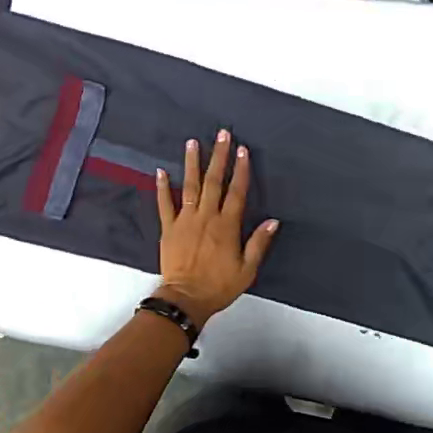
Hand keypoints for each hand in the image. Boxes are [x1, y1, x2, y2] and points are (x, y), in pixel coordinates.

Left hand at [152, 130, 279, 327]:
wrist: (186, 298)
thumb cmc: (219, 286)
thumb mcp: (247, 269)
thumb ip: (258, 242)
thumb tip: (272, 221)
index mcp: (227, 225)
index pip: (236, 191)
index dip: (240, 169)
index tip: (243, 150)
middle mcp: (206, 217)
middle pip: (213, 181)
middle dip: (219, 156)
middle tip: (222, 134)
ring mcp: (185, 220)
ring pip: (189, 185)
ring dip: (192, 163)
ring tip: (193, 142)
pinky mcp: (168, 228)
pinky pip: (164, 204)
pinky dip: (162, 187)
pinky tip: (160, 170)